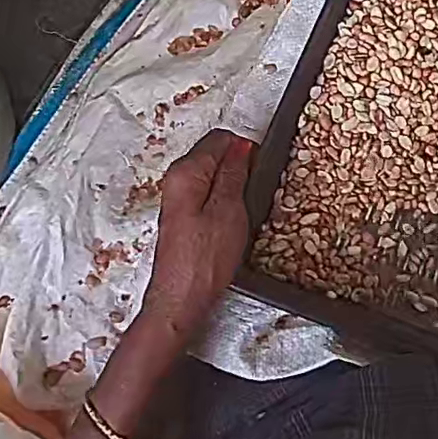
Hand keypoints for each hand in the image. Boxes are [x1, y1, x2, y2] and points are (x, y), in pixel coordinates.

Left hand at [141, 129, 255, 335]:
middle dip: (238, 164)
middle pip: (214, 154)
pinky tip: (235, 218)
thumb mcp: (229, 210)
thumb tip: (240, 147)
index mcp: (185, 172)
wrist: (182, 299)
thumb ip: (234, 173)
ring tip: (247, 207)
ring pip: (213, 175)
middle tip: (257, 188)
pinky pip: (209, 194)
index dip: (245, 147)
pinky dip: (225, 199)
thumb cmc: (204, 260)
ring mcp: (179, 199)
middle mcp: (176, 181)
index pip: (219, 139)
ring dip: (233, 184)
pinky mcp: (184, 216)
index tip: (261, 165)